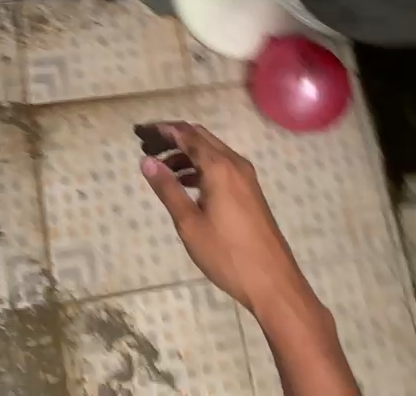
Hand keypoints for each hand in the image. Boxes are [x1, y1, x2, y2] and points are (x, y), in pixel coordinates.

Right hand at [139, 122, 314, 315]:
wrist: (274, 284)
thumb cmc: (227, 254)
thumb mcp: (189, 223)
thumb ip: (167, 188)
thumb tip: (146, 160)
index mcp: (219, 167)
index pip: (186, 134)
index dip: (162, 130)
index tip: (141, 132)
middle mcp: (234, 163)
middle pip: (200, 137)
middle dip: (173, 137)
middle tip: (149, 147)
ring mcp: (246, 177)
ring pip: (211, 151)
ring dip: (186, 153)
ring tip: (162, 169)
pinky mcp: (250, 191)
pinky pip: (221, 166)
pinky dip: (201, 166)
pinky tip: (186, 184)